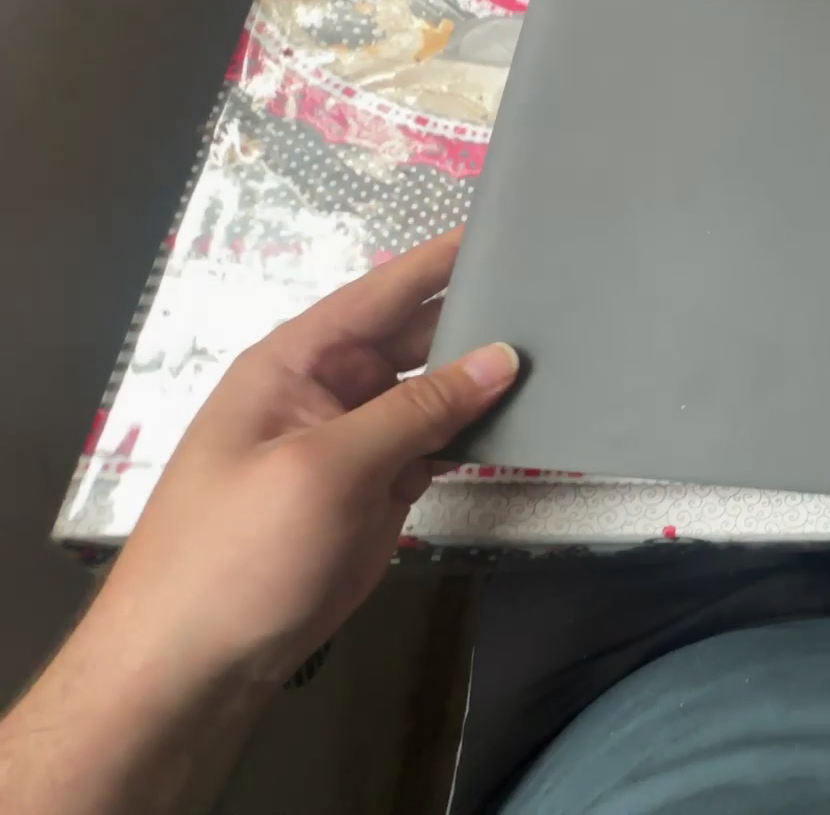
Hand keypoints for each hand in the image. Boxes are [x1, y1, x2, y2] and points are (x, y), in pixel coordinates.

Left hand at [94, 228, 518, 687]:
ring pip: (443, 387)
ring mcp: (366, 434)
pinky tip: (532, 413)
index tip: (504, 232)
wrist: (205, 659)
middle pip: (421, 337)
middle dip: (481, 319)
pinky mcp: (392, 475)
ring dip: (491, 375)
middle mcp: (336, 388)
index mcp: (299, 364)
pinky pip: (450, 433)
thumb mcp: (328, 466)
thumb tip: (504, 358)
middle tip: (555, 299)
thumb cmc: (240, 549)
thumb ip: (421, 408)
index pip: (381, 294)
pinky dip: (487, 424)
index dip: (439, 261)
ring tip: (561, 350)